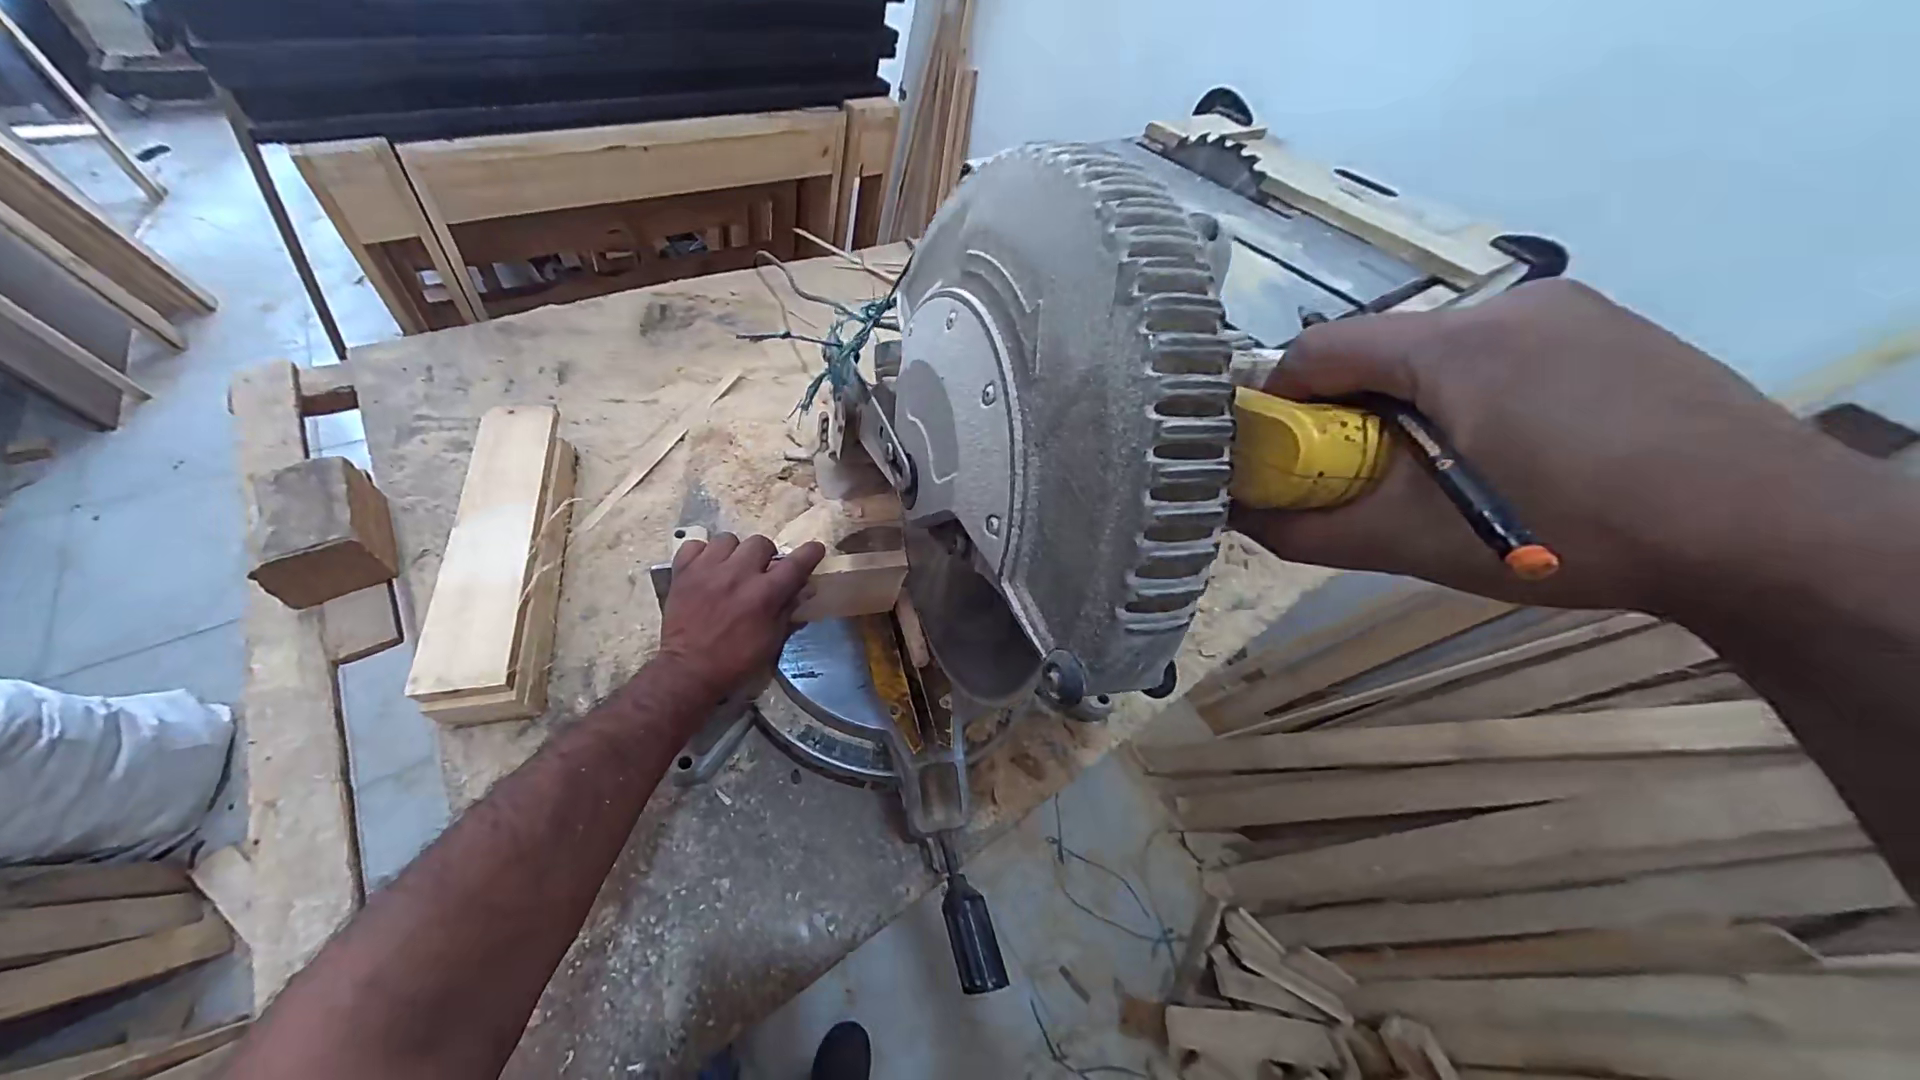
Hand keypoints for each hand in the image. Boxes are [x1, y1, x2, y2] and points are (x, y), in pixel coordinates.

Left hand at [655, 533, 826, 698]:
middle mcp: (738, 574)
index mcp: (765, 594)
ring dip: (734, 553)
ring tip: (730, 569)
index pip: (796, 562)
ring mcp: (707, 570)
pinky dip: (702, 554)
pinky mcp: (683, 572)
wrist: (688, 671)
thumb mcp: (772, 639)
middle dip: (766, 556)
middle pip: (761, 543)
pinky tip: (706, 569)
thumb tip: (805, 587)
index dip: (810, 553)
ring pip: (728, 539)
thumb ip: (788, 608)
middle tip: (760, 572)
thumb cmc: (736, 660)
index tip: (815, 550)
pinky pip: (695, 545)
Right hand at [1231, 279, 1867, 613]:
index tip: (1279, 452)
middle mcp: (1506, 306)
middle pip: (1377, 350)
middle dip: (1345, 411)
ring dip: (1405, 404)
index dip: (1279, 400)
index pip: (1321, 349)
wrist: (1771, 536)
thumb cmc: (1573, 532)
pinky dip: (1464, 394)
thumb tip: (1238, 519)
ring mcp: (1566, 310)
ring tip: (1432, 469)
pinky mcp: (1608, 329)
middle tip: (1357, 473)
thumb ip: (1311, 532)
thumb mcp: (1415, 542)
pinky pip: (1495, 352)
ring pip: (1436, 351)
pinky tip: (1500, 449)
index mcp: (1454, 345)